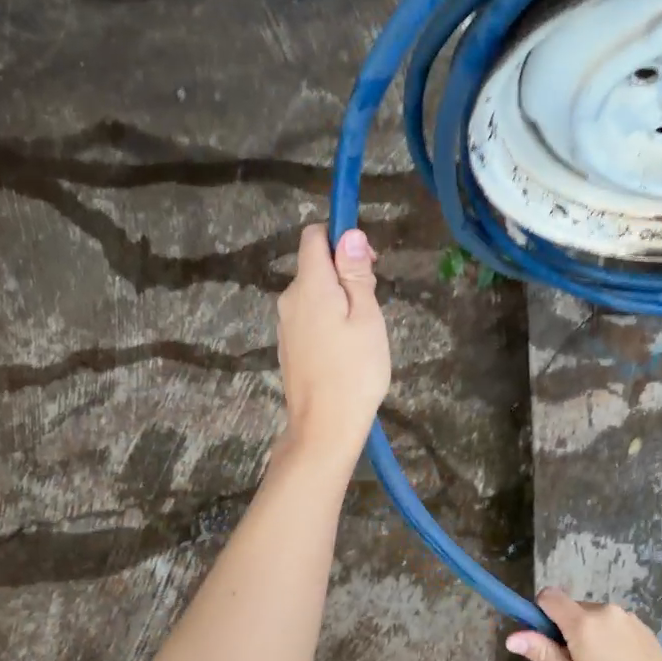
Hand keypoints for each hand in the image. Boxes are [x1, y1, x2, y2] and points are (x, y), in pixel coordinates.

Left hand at [275, 224, 389, 464]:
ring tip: (363, 334)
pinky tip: (347, 351)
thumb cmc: (356, 370)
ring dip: (339, 301)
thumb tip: (349, 234)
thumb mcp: (367, 317)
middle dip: (345, 274)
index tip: (368, 262)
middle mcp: (289, 299)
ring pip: (315, 295)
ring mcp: (286, 325)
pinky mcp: (289, 347)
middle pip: (315, 267)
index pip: (314, 237)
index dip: (341, 238)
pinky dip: (329, 322)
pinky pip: (310, 319)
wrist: (325, 426)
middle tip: (374, 307)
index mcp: (309, 286)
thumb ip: (356, 274)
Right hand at [507, 588, 661, 660]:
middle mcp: (604, 609)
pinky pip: (613, 623)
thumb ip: (542, 652)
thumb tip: (512, 637)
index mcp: (583, 621)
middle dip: (566, 629)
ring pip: (593, 616)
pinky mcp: (641, 625)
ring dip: (587, 633)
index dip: (540, 613)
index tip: (545, 640)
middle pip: (572, 608)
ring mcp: (626, 615)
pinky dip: (607, 636)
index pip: (550, 596)